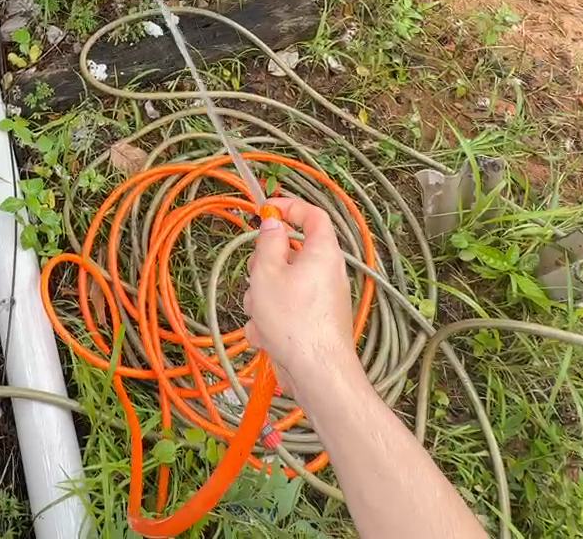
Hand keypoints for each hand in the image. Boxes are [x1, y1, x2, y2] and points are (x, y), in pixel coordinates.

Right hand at [242, 196, 361, 391]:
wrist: (317, 375)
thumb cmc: (294, 321)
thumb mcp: (268, 273)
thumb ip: (267, 243)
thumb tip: (272, 225)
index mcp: (322, 253)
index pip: (313, 215)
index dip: (289, 206)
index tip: (265, 209)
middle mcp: (325, 273)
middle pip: (289, 253)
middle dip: (264, 265)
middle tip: (256, 276)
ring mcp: (320, 299)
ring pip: (281, 283)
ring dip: (262, 297)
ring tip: (261, 315)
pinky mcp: (312, 321)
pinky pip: (284, 309)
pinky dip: (270, 319)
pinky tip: (266, 336)